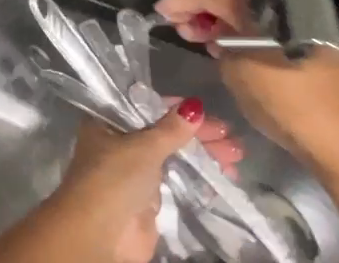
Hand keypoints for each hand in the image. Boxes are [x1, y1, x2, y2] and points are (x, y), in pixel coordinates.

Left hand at [52, 102, 241, 262]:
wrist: (102, 232)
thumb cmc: (115, 177)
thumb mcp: (143, 147)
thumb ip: (170, 129)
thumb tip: (195, 106)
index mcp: (106, 122)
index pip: (143, 107)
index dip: (174, 107)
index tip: (203, 109)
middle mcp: (119, 143)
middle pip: (163, 132)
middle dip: (197, 134)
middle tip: (231, 136)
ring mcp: (135, 171)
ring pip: (173, 156)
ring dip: (203, 155)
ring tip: (237, 155)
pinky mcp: (150, 197)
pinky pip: (178, 180)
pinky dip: (199, 176)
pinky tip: (224, 174)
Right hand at [155, 0, 338, 165]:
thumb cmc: (287, 104)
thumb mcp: (238, 73)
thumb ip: (222, 49)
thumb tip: (219, 41)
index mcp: (267, 15)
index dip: (184, 0)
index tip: (160, 10)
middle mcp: (287, 20)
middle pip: (236, 6)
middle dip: (203, 13)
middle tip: (177, 26)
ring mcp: (303, 41)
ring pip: (253, 24)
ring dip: (224, 29)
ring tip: (199, 41)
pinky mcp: (314, 63)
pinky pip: (268, 41)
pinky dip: (245, 44)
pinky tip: (231, 58)